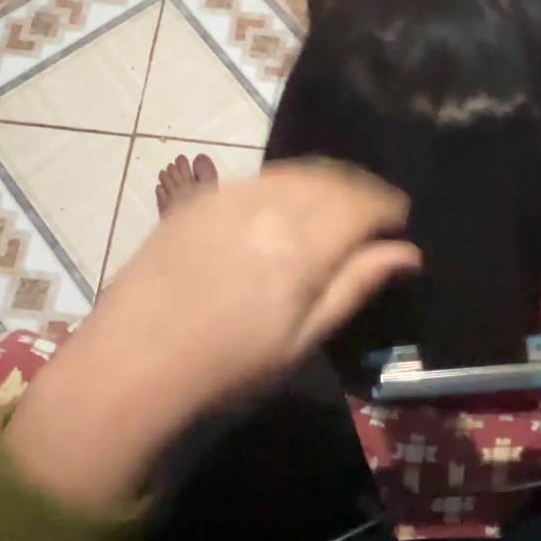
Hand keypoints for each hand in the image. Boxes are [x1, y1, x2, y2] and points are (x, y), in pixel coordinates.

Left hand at [5, 161, 419, 506]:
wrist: (133, 364)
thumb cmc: (228, 368)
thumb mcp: (302, 340)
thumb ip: (355, 286)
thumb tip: (407, 253)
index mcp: (302, 245)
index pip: (363, 204)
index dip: (388, 208)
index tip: (400, 221)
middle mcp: (269, 206)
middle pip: (332, 179)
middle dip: (361, 192)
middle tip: (374, 215)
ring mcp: (229, 196)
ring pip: (296, 172)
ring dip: (326, 183)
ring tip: (335, 208)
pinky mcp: (200, 199)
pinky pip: (259, 177)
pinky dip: (286, 184)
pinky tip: (285, 207)